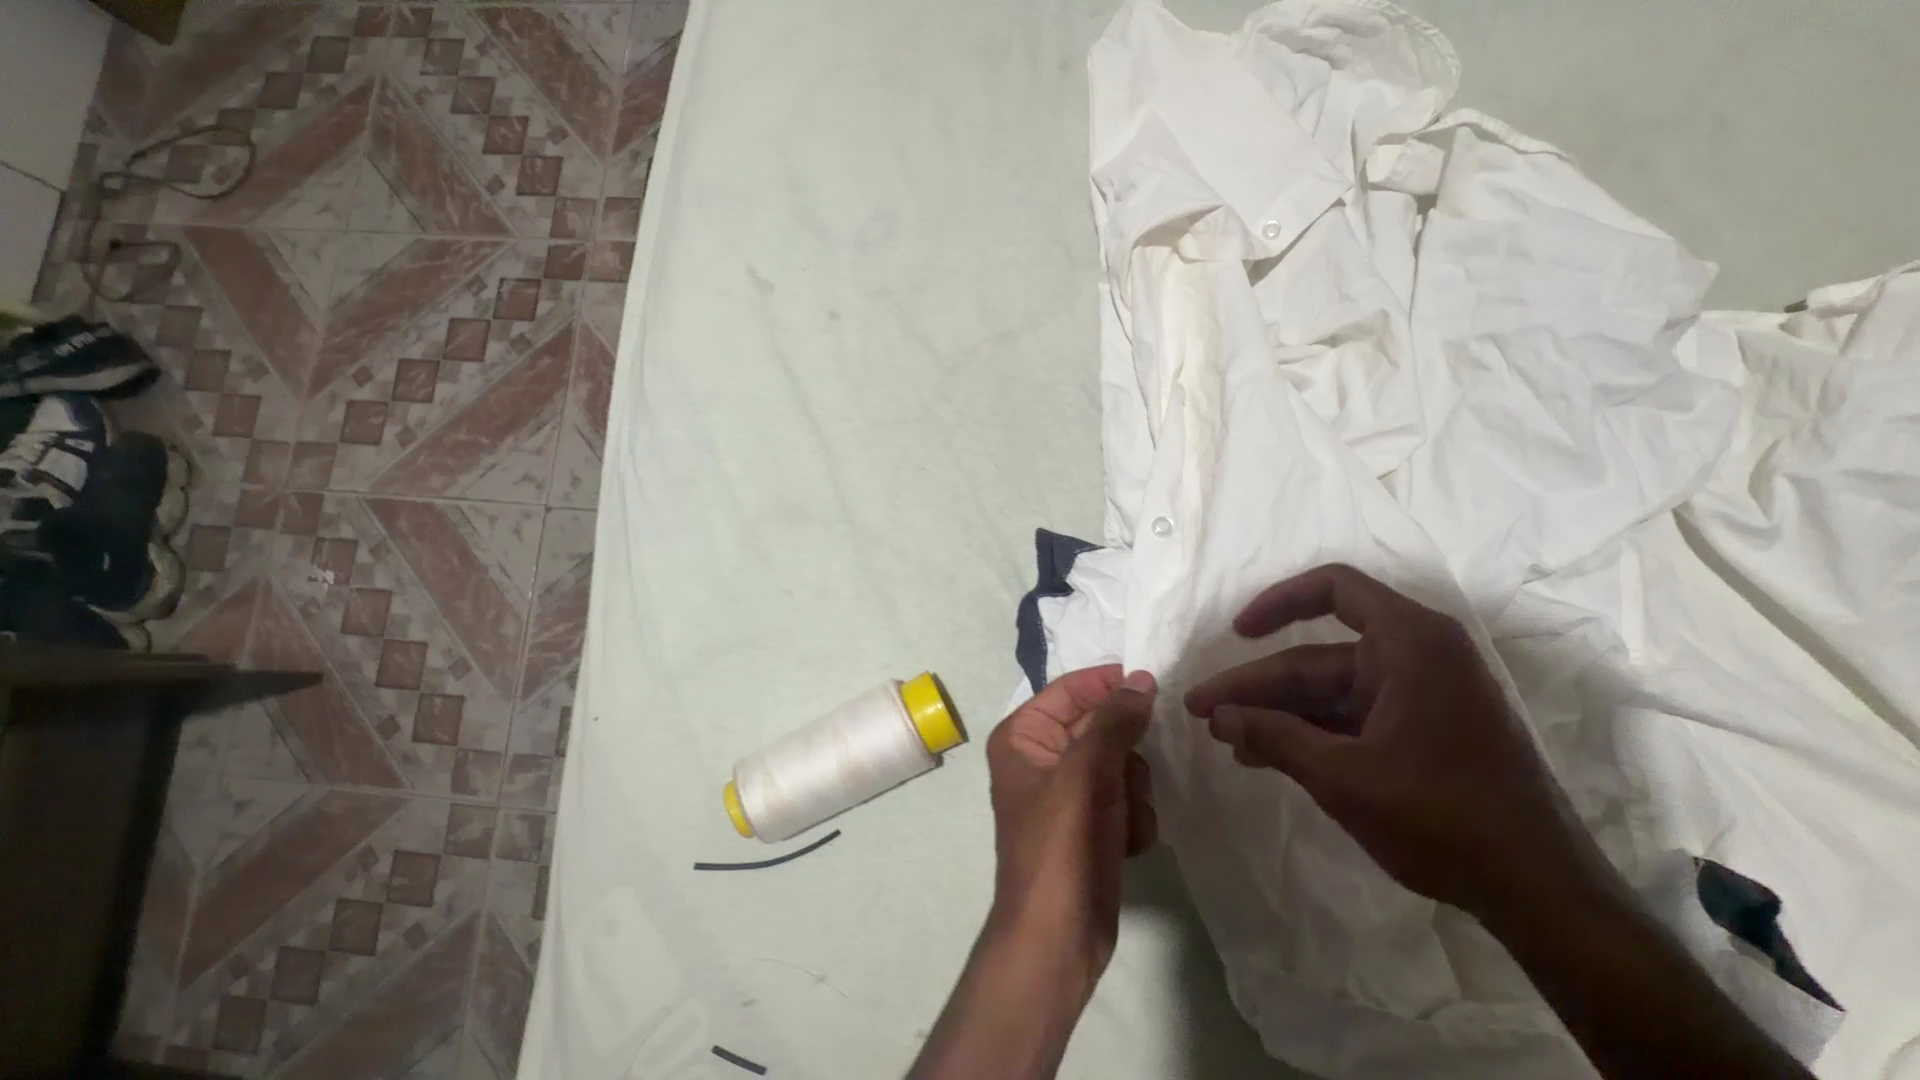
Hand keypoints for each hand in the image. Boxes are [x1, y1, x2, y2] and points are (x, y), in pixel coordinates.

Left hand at [986, 665, 1157, 990]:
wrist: (1058, 932)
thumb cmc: (1061, 844)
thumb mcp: (1087, 772)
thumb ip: (1115, 721)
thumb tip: (1141, 679)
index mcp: (1023, 736)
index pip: (1072, 689)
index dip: (1110, 684)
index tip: (1154, 684)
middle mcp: (1042, 758)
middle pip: (1104, 727)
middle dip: (1124, 755)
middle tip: (1125, 777)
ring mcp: (1069, 793)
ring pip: (1124, 764)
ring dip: (1132, 793)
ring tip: (1119, 819)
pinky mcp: (1093, 824)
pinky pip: (1128, 800)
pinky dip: (1132, 820)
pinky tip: (1124, 844)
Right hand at [1183, 564, 1610, 920]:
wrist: (1538, 888)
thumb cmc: (1441, 817)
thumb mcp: (1343, 776)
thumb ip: (1275, 737)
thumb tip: (1218, 717)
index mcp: (1410, 643)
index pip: (1334, 589)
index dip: (1277, 602)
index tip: (1235, 633)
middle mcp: (1419, 657)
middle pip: (1319, 656)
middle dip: (1259, 686)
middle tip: (1202, 714)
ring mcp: (1425, 697)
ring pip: (1333, 692)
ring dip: (1280, 714)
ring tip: (1228, 742)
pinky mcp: (1428, 732)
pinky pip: (1356, 717)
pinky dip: (1314, 733)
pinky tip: (1270, 757)